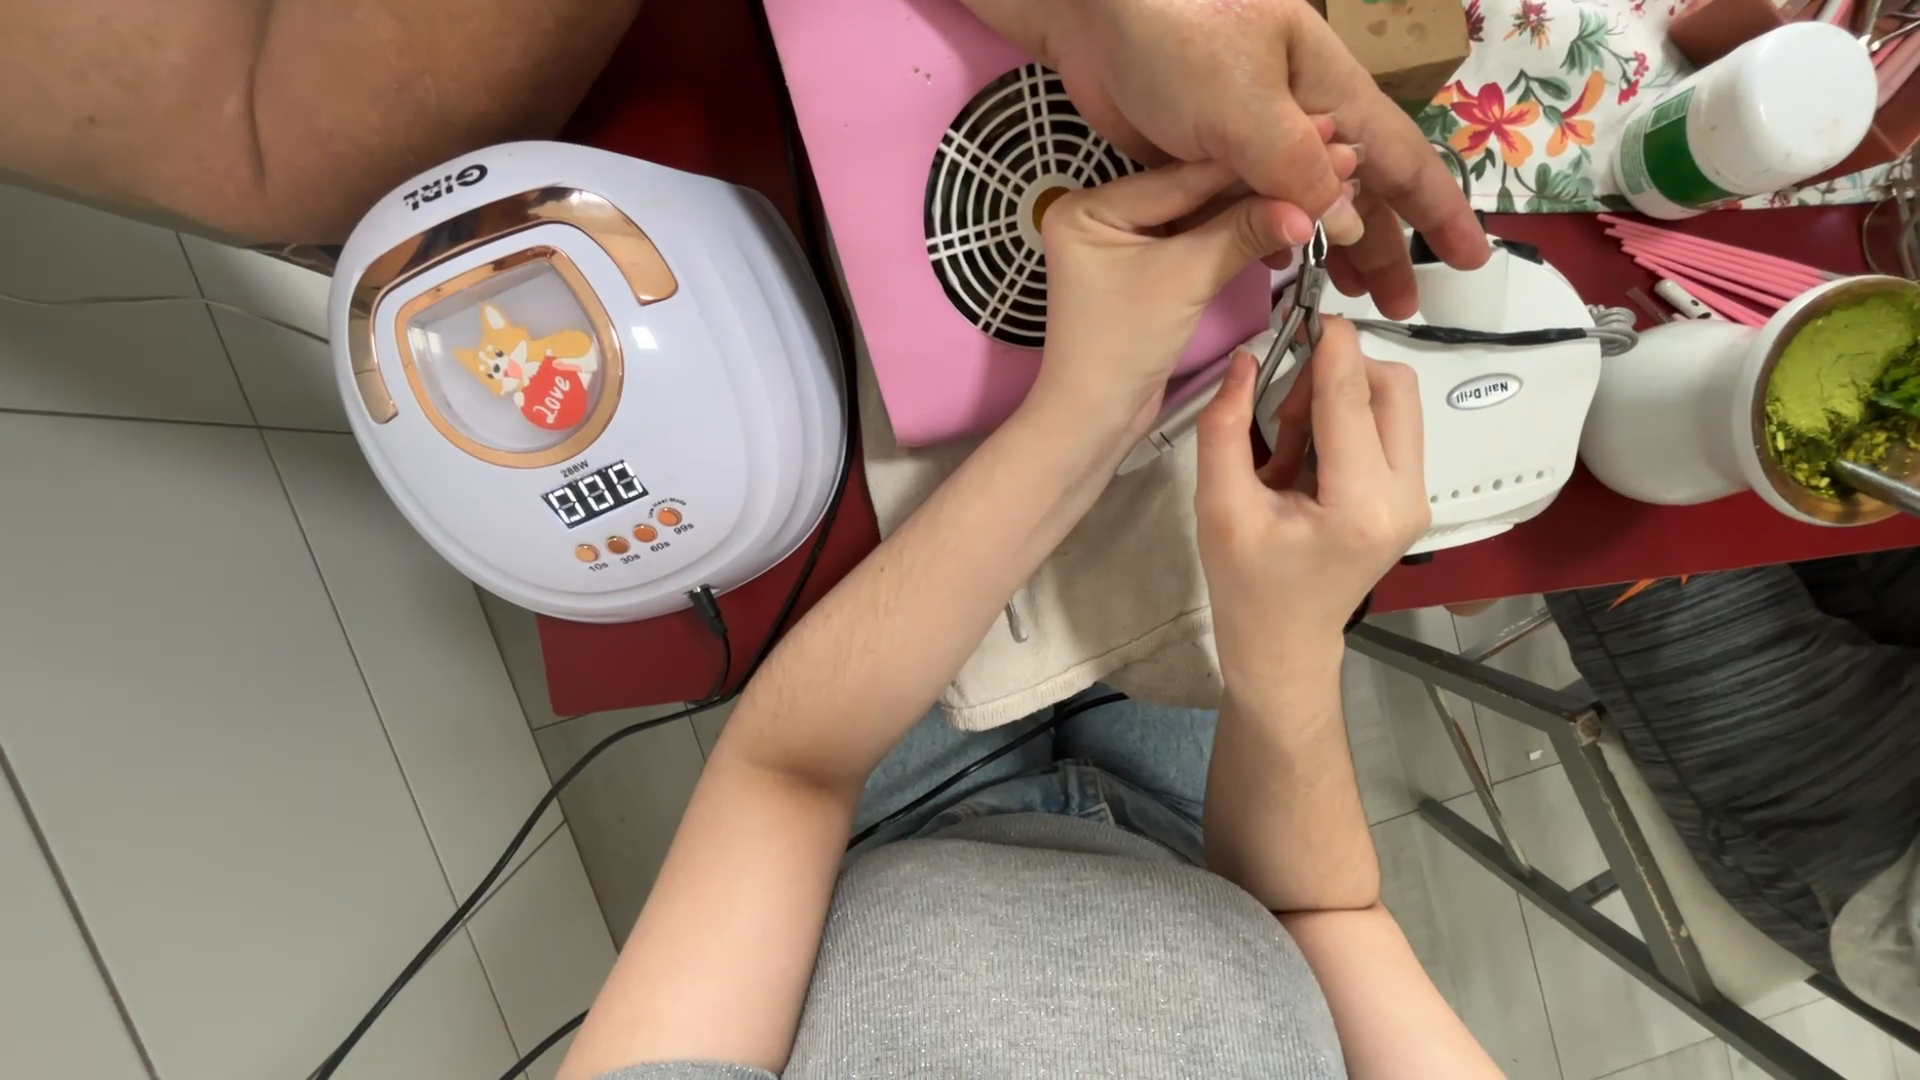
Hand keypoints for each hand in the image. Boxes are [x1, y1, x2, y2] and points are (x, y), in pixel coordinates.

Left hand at [965, 0, 1490, 318]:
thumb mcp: (1247, 108)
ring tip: (1348, 297)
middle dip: (1381, 249)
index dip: (1436, 213)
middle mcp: (1294, 119)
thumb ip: (1297, 169)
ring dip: (1327, 250)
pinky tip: (1274, 267)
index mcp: (1325, 92)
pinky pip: (1245, 208)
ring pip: (1300, 205)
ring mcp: (1247, 141)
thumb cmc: (1179, 44)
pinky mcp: (1202, 160)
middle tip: (1402, 304)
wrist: (1094, 21)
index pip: (1398, 159)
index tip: (1471, 259)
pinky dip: (1264, 237)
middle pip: (1352, 192)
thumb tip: (1352, 226)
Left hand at [1033, 158, 1349, 436]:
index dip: (1254, 163)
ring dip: (1255, 211)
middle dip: (1259, 185)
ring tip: (1319, 190)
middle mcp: (1100, 215)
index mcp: (1088, 206)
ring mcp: (1120, 242)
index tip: (1319, 140)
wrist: (1097, 418)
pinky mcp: (1141, 270)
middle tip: (1332, 159)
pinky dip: (1234, 239)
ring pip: (1199, 217)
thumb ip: (1244, 231)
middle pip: (1192, 192)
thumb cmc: (1122, 348)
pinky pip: (1194, 242)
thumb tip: (1313, 197)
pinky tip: (1284, 225)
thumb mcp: (1185, 279)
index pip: (1183, 175)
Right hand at [1195, 318, 1430, 685]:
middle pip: (1394, 388)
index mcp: (1360, 502)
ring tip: (1287, 434)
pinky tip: (1305, 453)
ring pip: (1396, 404)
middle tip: (1282, 396)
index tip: (1302, 309)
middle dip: (1339, 371)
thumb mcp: (1220, 507)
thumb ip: (1225, 429)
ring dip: (1341, 397)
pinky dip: (1345, 422)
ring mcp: (1417, 497)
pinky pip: (1388, 430)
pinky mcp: (1408, 498)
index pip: (1352, 396)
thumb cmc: (1245, 585)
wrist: (1284, 644)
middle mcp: (1407, 495)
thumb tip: (1242, 360)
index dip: (1328, 345)